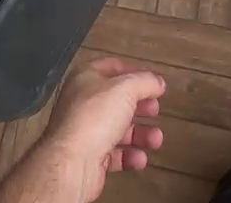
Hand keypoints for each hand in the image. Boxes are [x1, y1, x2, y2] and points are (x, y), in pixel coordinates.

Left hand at [0, 58, 165, 202]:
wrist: (72, 164)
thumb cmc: (93, 118)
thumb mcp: (125, 89)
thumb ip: (144, 82)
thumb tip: (158, 81)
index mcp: (86, 78)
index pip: (113, 67)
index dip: (134, 72)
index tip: (152, 81)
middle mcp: (83, 102)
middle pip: (117, 100)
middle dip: (140, 106)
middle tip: (155, 109)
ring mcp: (85, 131)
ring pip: (118, 129)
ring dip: (139, 134)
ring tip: (156, 139)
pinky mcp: (89, 157)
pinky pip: (113, 153)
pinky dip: (129, 156)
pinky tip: (140, 158)